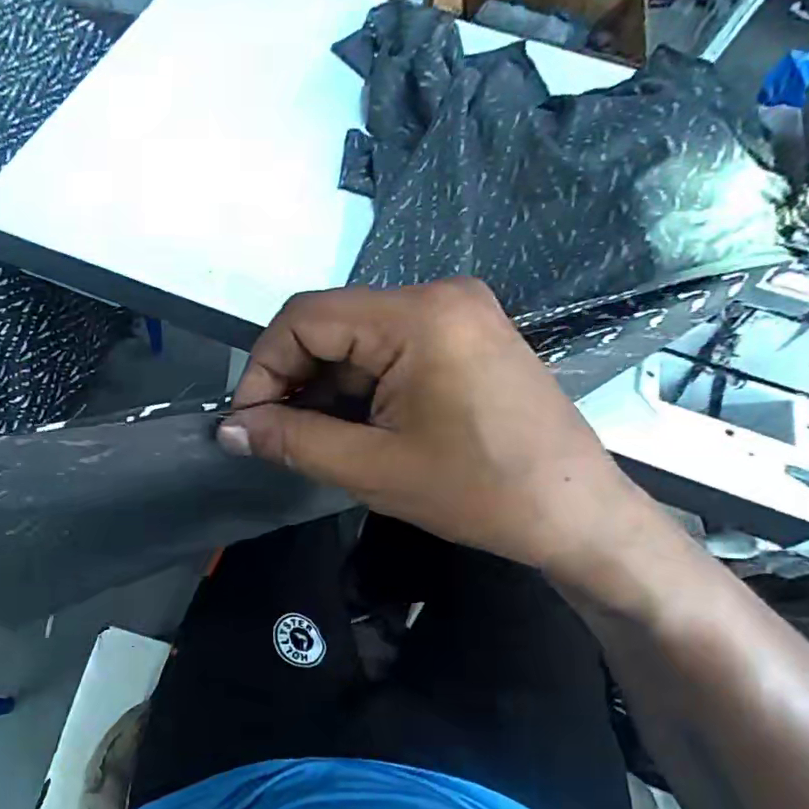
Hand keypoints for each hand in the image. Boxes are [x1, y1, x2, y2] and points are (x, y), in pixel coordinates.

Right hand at [219, 280, 659, 577]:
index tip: (248, 424)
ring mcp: (464, 315)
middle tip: (280, 440)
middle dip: (298, 382)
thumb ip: (295, 441)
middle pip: (337, 325)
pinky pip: (401, 350)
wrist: (577, 513)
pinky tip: (362, 429)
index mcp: (418, 315)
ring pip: (366, 340)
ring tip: (320, 443)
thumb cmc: (481, 492)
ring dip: (332, 388)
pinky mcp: (474, 339)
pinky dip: (370, 386)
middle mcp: (442, 296)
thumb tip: (231, 430)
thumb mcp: (376, 469)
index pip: (306, 317)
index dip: (264, 369)